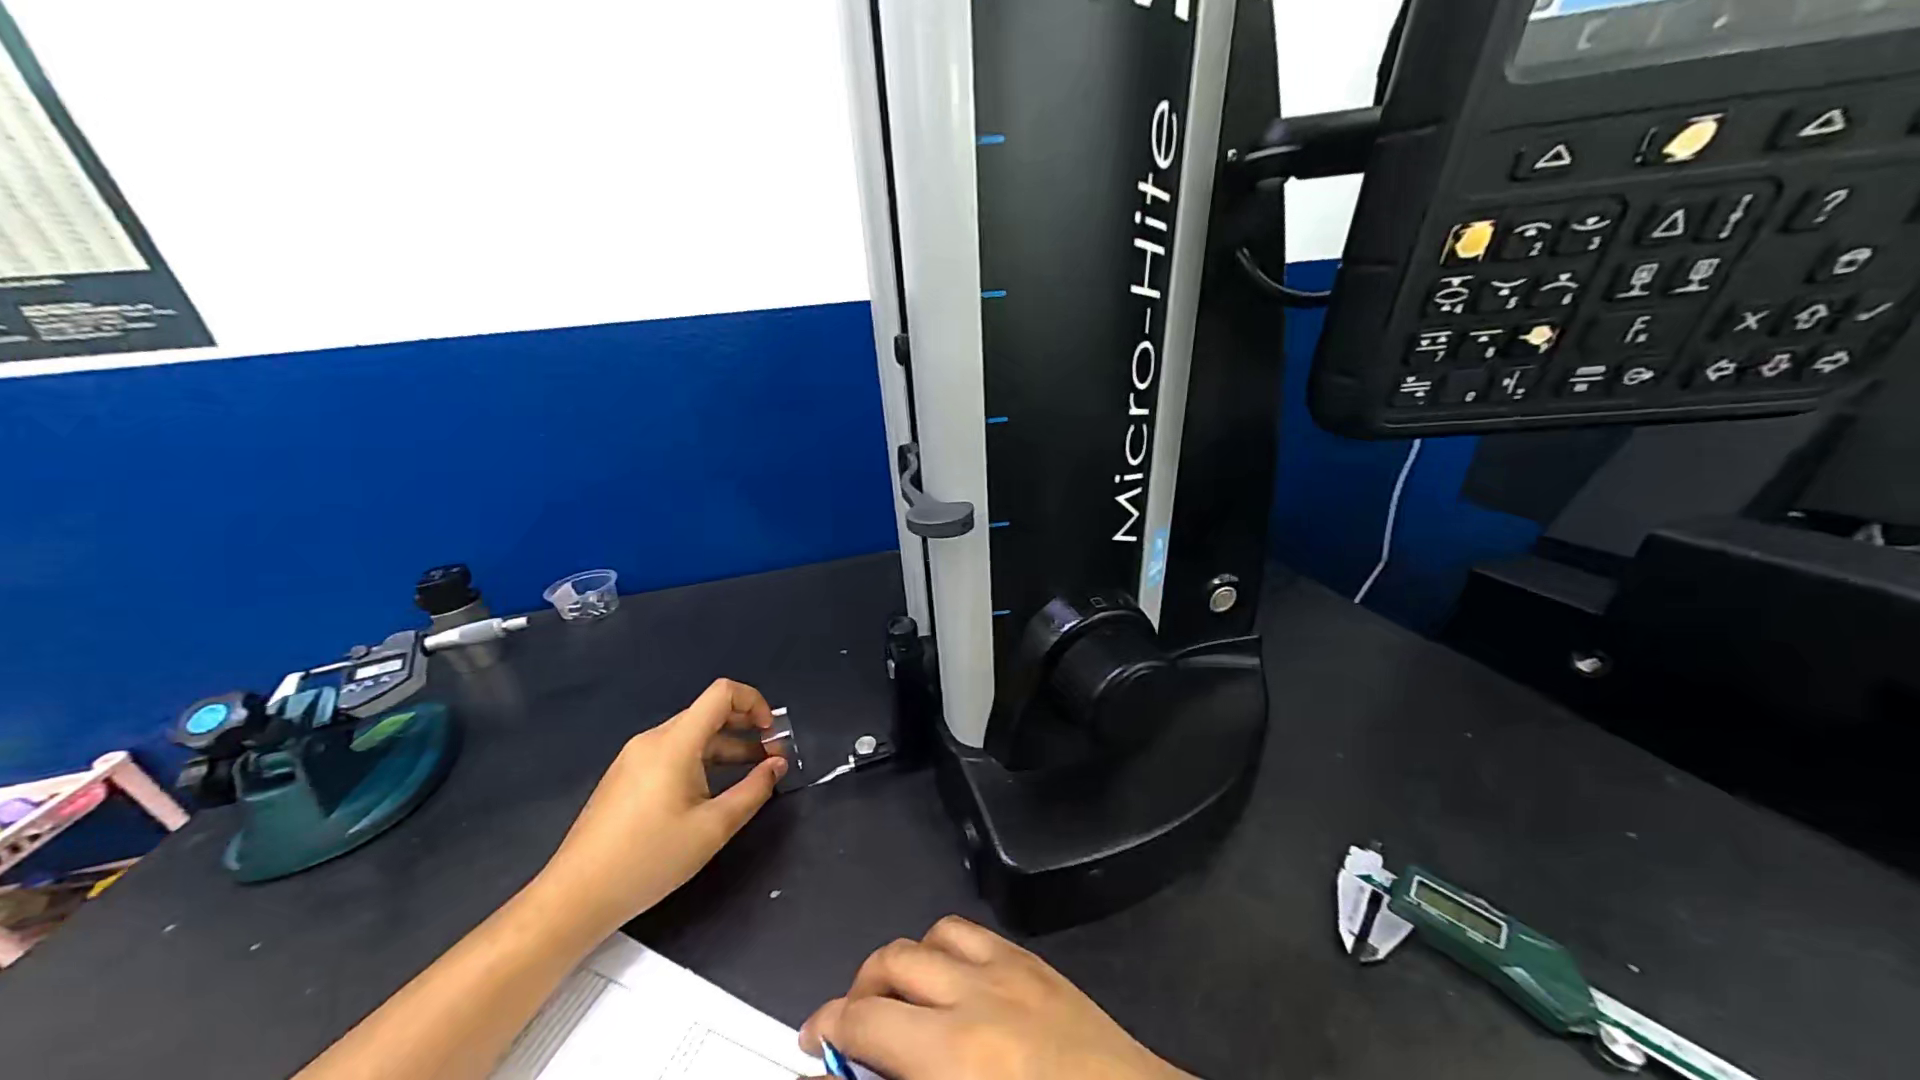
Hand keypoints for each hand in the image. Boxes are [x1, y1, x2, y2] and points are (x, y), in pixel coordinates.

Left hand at [532, 678, 788, 935]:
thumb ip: (753, 790)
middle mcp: (652, 740)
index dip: (754, 702)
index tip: (772, 734)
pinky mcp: (625, 776)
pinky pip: (672, 752)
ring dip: (726, 746)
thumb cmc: (649, 858)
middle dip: (746, 727)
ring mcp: (634, 757)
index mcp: (674, 743)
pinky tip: (712, 790)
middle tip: (771, 756)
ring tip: (751, 774)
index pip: (722, 693)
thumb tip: (777, 765)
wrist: (576, 896)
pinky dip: (701, 759)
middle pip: (708, 713)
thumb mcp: (713, 828)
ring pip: (691, 735)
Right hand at [800, 916, 1190, 1079]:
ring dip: (906, 962)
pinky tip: (952, 977)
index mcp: (954, 1053)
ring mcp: (1008, 969)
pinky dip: (948, 948)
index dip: (826, 1026)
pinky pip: (975, 932)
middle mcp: (975, 995)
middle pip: (891, 962)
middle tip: (854, 1023)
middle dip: (859, 989)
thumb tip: (862, 1064)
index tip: (813, 1039)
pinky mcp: (1034, 962)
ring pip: (932, 935)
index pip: (865, 1022)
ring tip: (903, 995)